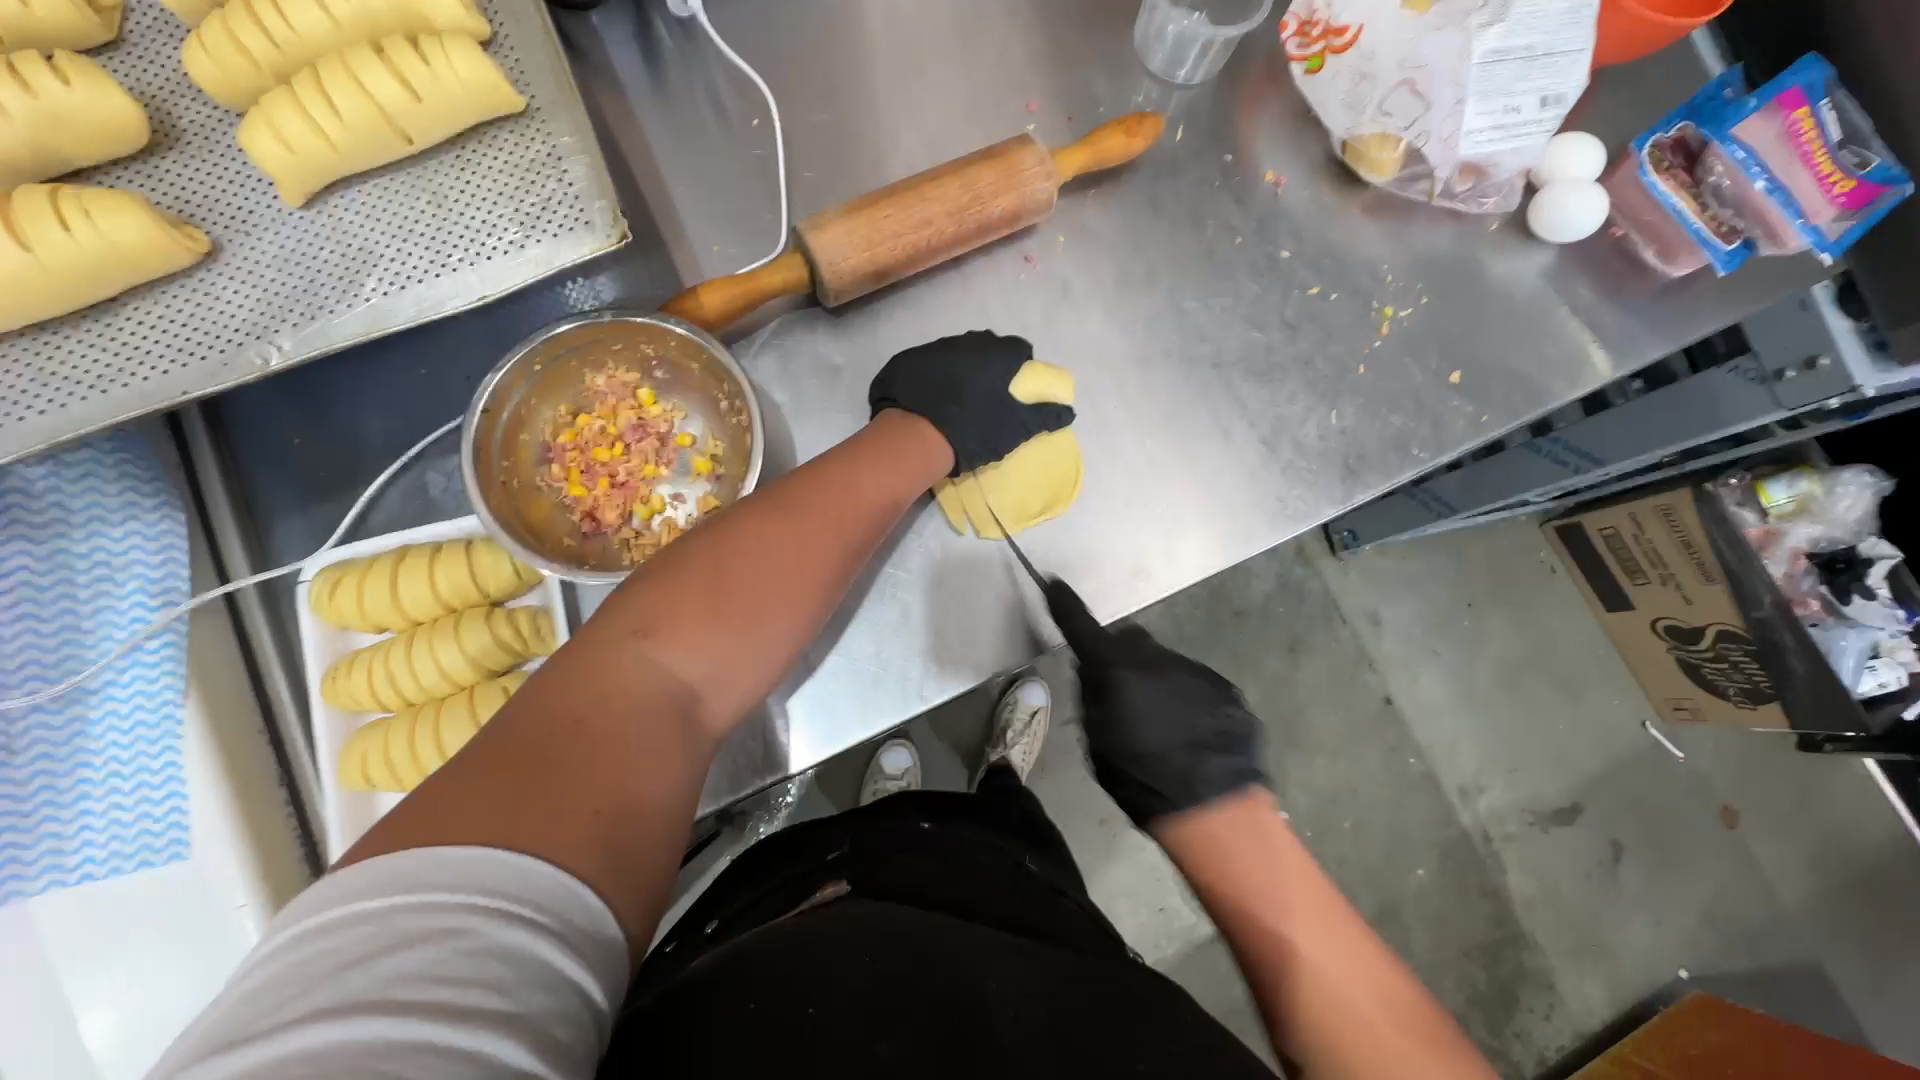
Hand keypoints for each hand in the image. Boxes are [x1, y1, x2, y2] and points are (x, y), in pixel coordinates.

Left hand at [868, 330, 1074, 475]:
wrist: (916, 436)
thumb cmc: (974, 430)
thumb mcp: (1016, 428)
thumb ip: (1044, 417)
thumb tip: (1070, 411)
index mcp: (996, 354)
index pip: (1017, 348)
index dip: (1020, 362)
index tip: (1017, 381)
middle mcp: (967, 343)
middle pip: (985, 345)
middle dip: (990, 360)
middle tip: (988, 388)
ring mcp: (934, 349)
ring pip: (955, 351)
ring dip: (960, 366)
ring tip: (957, 393)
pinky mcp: (907, 360)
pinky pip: (927, 362)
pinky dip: (932, 374)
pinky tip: (930, 395)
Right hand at [1044, 579, 1266, 830]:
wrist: (1211, 806)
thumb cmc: (1138, 779)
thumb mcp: (1095, 740)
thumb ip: (1091, 697)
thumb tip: (1092, 670)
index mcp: (1115, 669)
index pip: (1081, 625)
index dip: (1064, 604)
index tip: (1054, 583)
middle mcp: (1154, 656)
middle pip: (1129, 642)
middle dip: (1119, 656)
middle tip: (1119, 691)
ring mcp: (1193, 668)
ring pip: (1163, 663)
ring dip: (1155, 681)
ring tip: (1161, 725)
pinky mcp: (1223, 686)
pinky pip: (1193, 683)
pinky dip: (1184, 698)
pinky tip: (1189, 732)